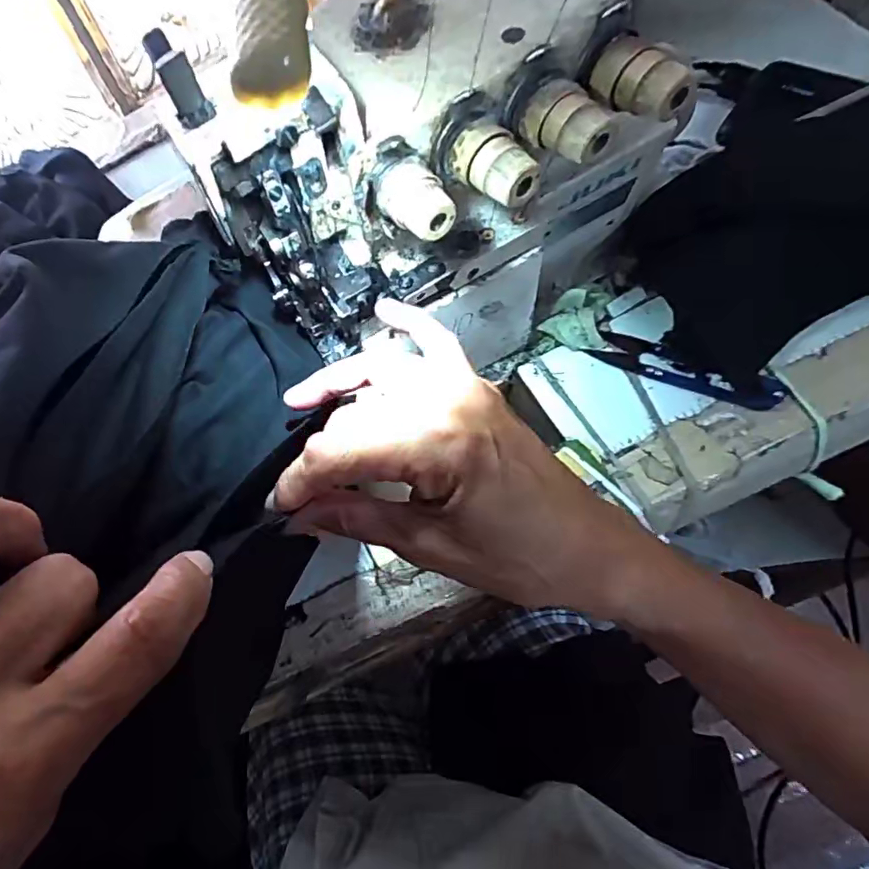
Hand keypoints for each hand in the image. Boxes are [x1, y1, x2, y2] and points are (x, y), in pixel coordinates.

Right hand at [271, 297, 662, 617]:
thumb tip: (298, 513)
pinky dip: (410, 324)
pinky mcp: (476, 386)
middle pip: (355, 412)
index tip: (279, 506)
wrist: (589, 549)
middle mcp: (447, 398)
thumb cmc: (516, 558)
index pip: (341, 450)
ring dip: (339, 384)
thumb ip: (356, 519)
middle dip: (315, 451)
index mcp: (437, 442)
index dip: (301, 479)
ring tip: (300, 402)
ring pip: (382, 368)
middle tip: (295, 489)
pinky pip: (438, 342)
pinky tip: (384, 310)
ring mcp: (464, 385)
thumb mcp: (427, 545)